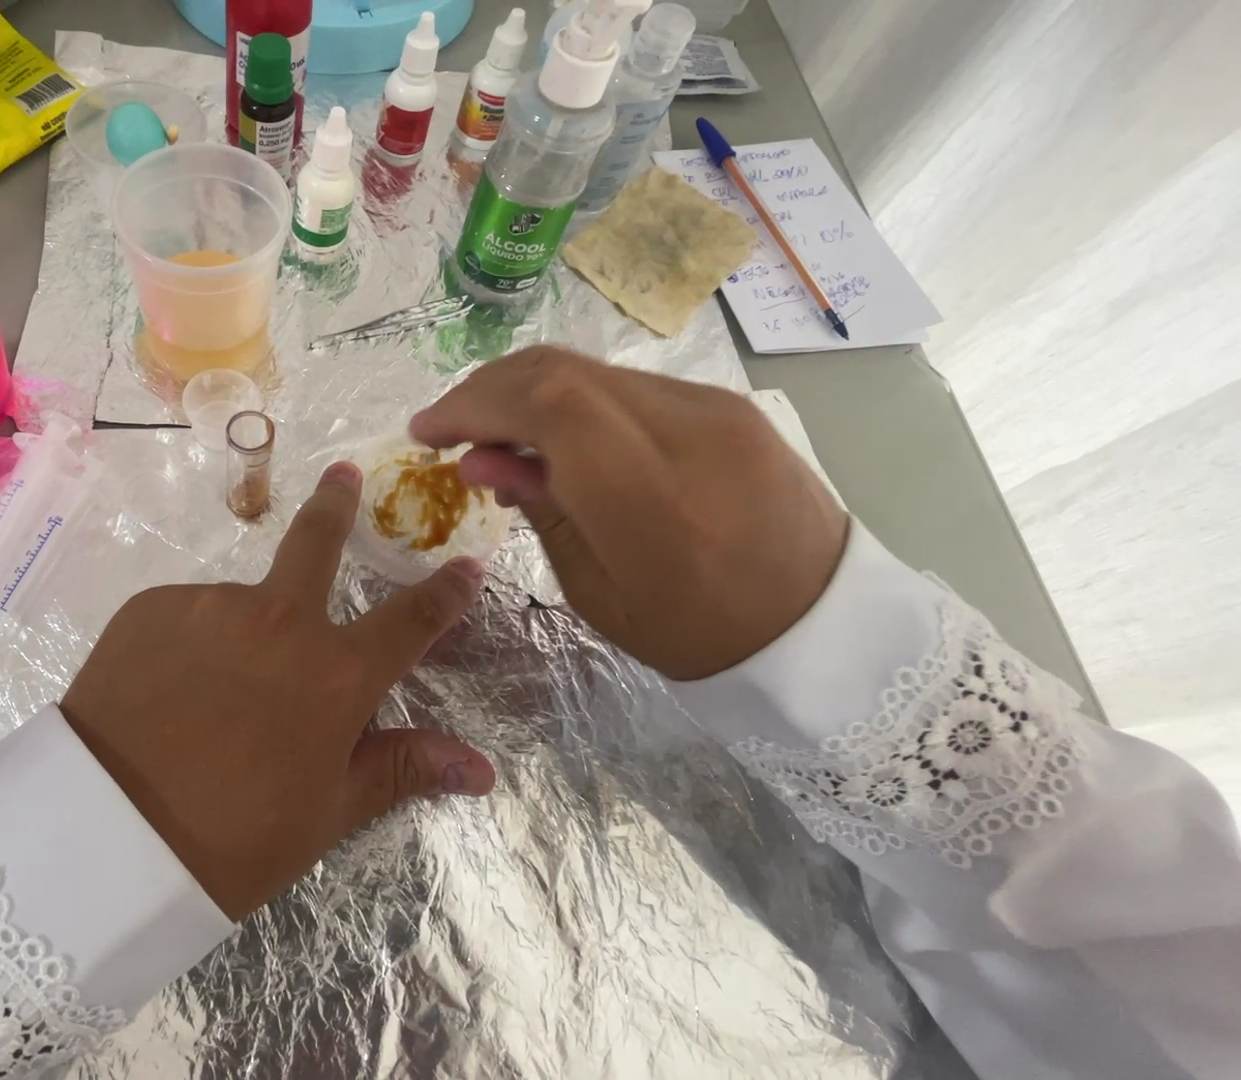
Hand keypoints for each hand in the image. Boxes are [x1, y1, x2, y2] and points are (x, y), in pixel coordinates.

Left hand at [60, 463, 496, 919]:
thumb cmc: (231, 838)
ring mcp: (210, 604)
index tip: (467, 565)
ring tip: (211, 692)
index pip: (410, 619)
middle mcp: (279, 619)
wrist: (106, 832)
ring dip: (244, 628)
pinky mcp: (152, 606)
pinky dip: (191, 643)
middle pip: (317, 541)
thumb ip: (401, 769)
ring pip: (243, 602)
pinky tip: (168, 687)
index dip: (445, 593)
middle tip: (342, 476)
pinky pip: (188, 616)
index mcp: (335, 673)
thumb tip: (482, 769)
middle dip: (336, 505)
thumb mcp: (326, 811)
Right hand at [409, 347, 848, 680]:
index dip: (473, 404)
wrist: (820, 621)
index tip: (426, 432)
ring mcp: (713, 406)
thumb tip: (480, 457)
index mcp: (651, 496)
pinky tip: (550, 431)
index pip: (546, 404)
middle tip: (448, 426)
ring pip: (589, 368)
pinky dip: (568, 396)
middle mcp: (687, 429)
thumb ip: (541, 509)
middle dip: (487, 389)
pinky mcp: (724, 402)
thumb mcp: (598, 591)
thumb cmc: (696, 631)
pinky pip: (624, 383)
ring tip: (490, 430)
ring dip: (523, 388)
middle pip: (561, 370)